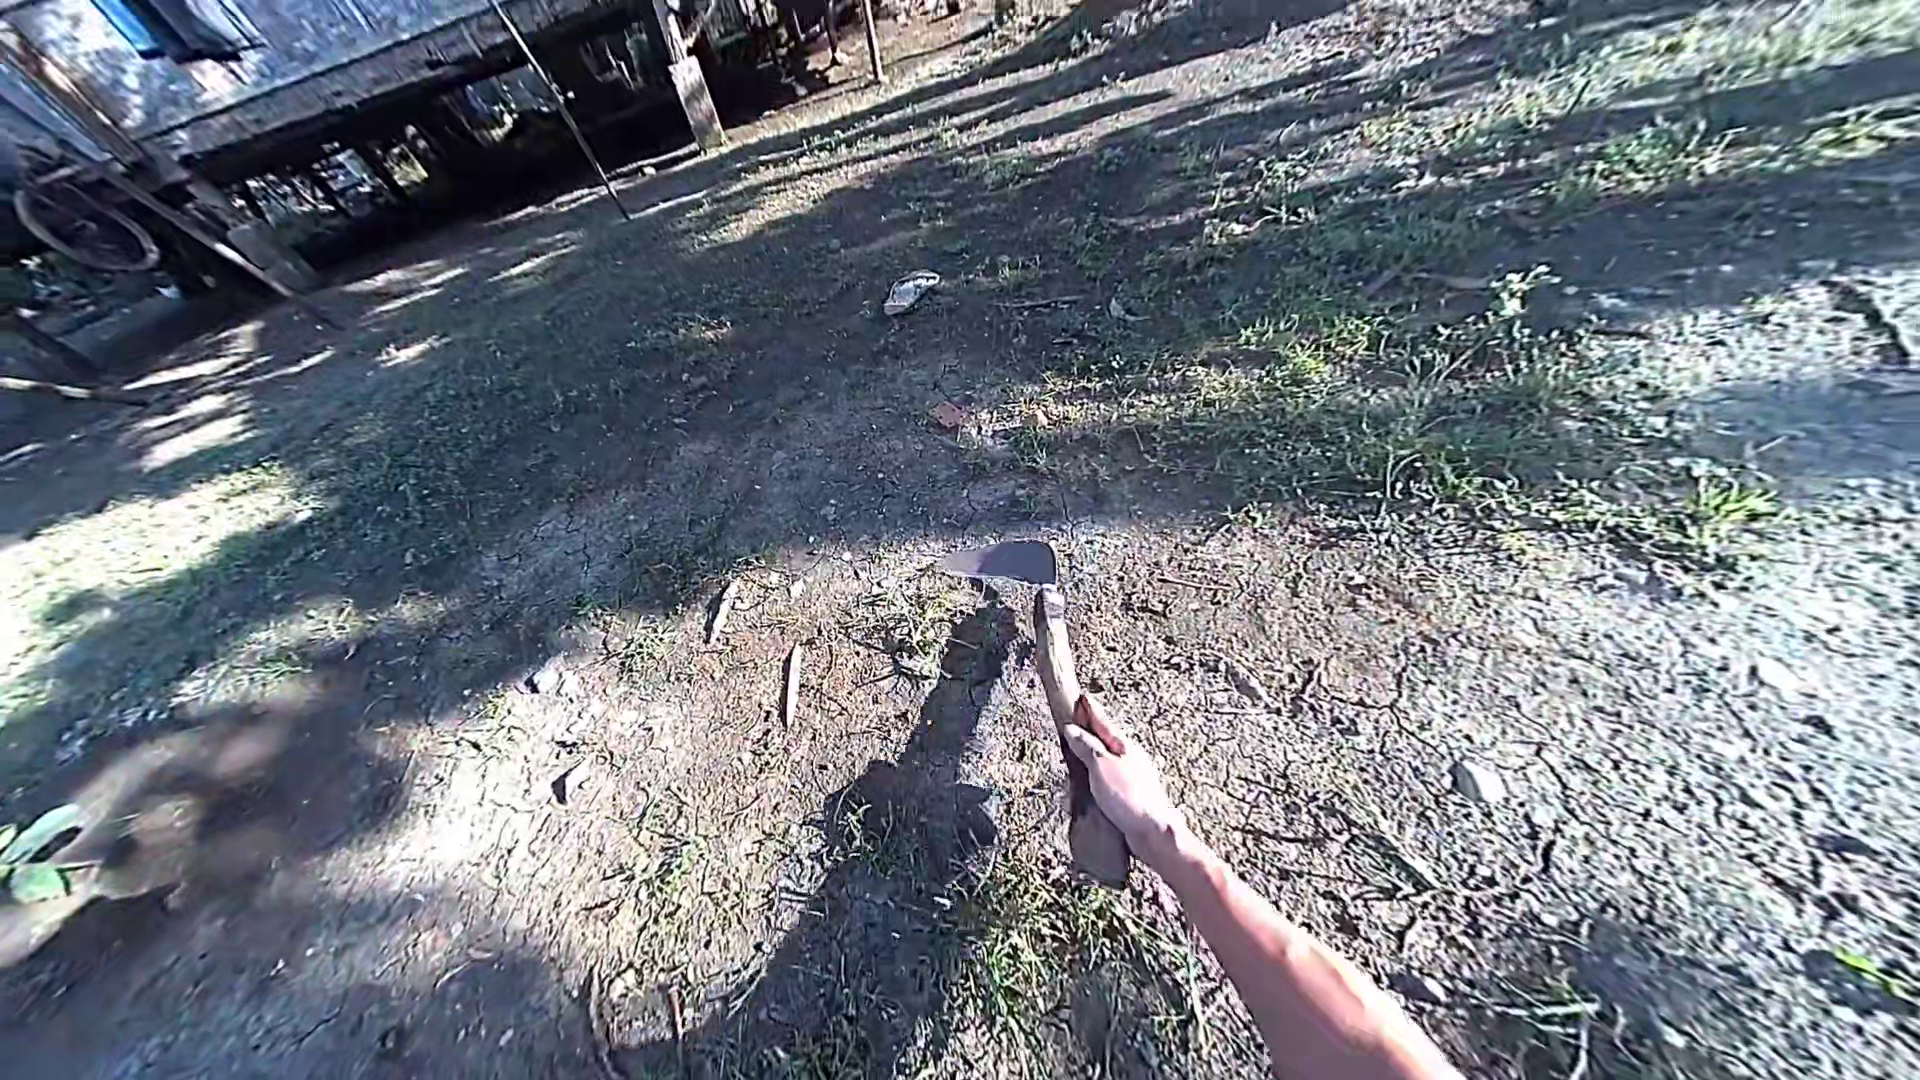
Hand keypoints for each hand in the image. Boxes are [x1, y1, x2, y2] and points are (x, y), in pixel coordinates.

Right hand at [1061, 694, 1187, 865]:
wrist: (1153, 833)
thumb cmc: (1129, 797)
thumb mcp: (1101, 766)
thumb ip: (1086, 747)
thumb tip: (1071, 729)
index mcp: (1123, 745)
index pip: (1102, 721)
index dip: (1090, 709)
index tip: (1082, 697)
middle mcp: (1129, 757)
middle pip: (1105, 738)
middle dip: (1091, 729)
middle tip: (1078, 720)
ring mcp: (1130, 775)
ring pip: (1107, 758)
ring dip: (1094, 753)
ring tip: (1081, 750)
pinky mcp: (1129, 794)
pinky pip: (1109, 777)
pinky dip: (1098, 774)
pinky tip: (1092, 781)